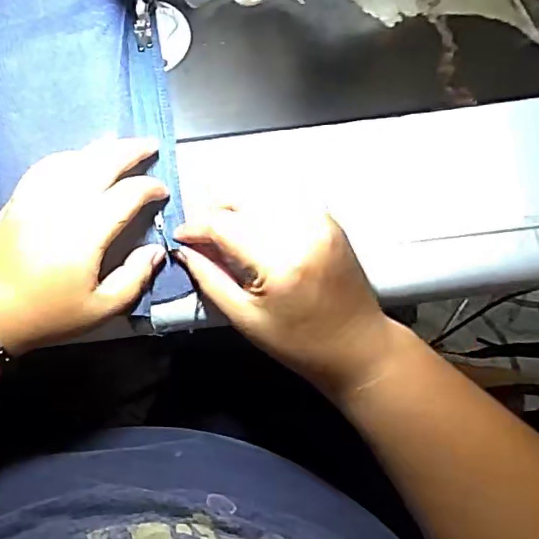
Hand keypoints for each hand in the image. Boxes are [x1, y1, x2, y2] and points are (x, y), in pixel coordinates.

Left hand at [0, 137, 168, 353]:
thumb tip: (155, 250)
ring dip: (100, 148)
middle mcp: (64, 202)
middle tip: (150, 144)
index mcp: (88, 229)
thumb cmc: (46, 314)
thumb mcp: (100, 309)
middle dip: (130, 150)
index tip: (163, 191)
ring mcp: (38, 195)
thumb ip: (134, 278)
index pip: (128, 193)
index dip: (150, 188)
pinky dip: (68, 156)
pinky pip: (47, 165)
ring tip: (118, 145)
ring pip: (74, 158)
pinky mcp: (19, 198)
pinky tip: (77, 159)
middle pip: (102, 162)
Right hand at [176, 201, 403, 398]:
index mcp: (279, 263)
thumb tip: (184, 249)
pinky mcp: (328, 221)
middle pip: (241, 199)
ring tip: (224, 228)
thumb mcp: (244, 318)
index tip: (180, 238)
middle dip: (214, 211)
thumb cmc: (298, 342)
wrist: (358, 345)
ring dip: (237, 205)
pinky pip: (285, 198)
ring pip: (262, 192)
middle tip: (201, 234)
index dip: (195, 228)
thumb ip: (209, 278)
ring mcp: (319, 222)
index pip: (223, 224)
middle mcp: (301, 232)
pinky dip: (262, 205)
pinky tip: (253, 224)